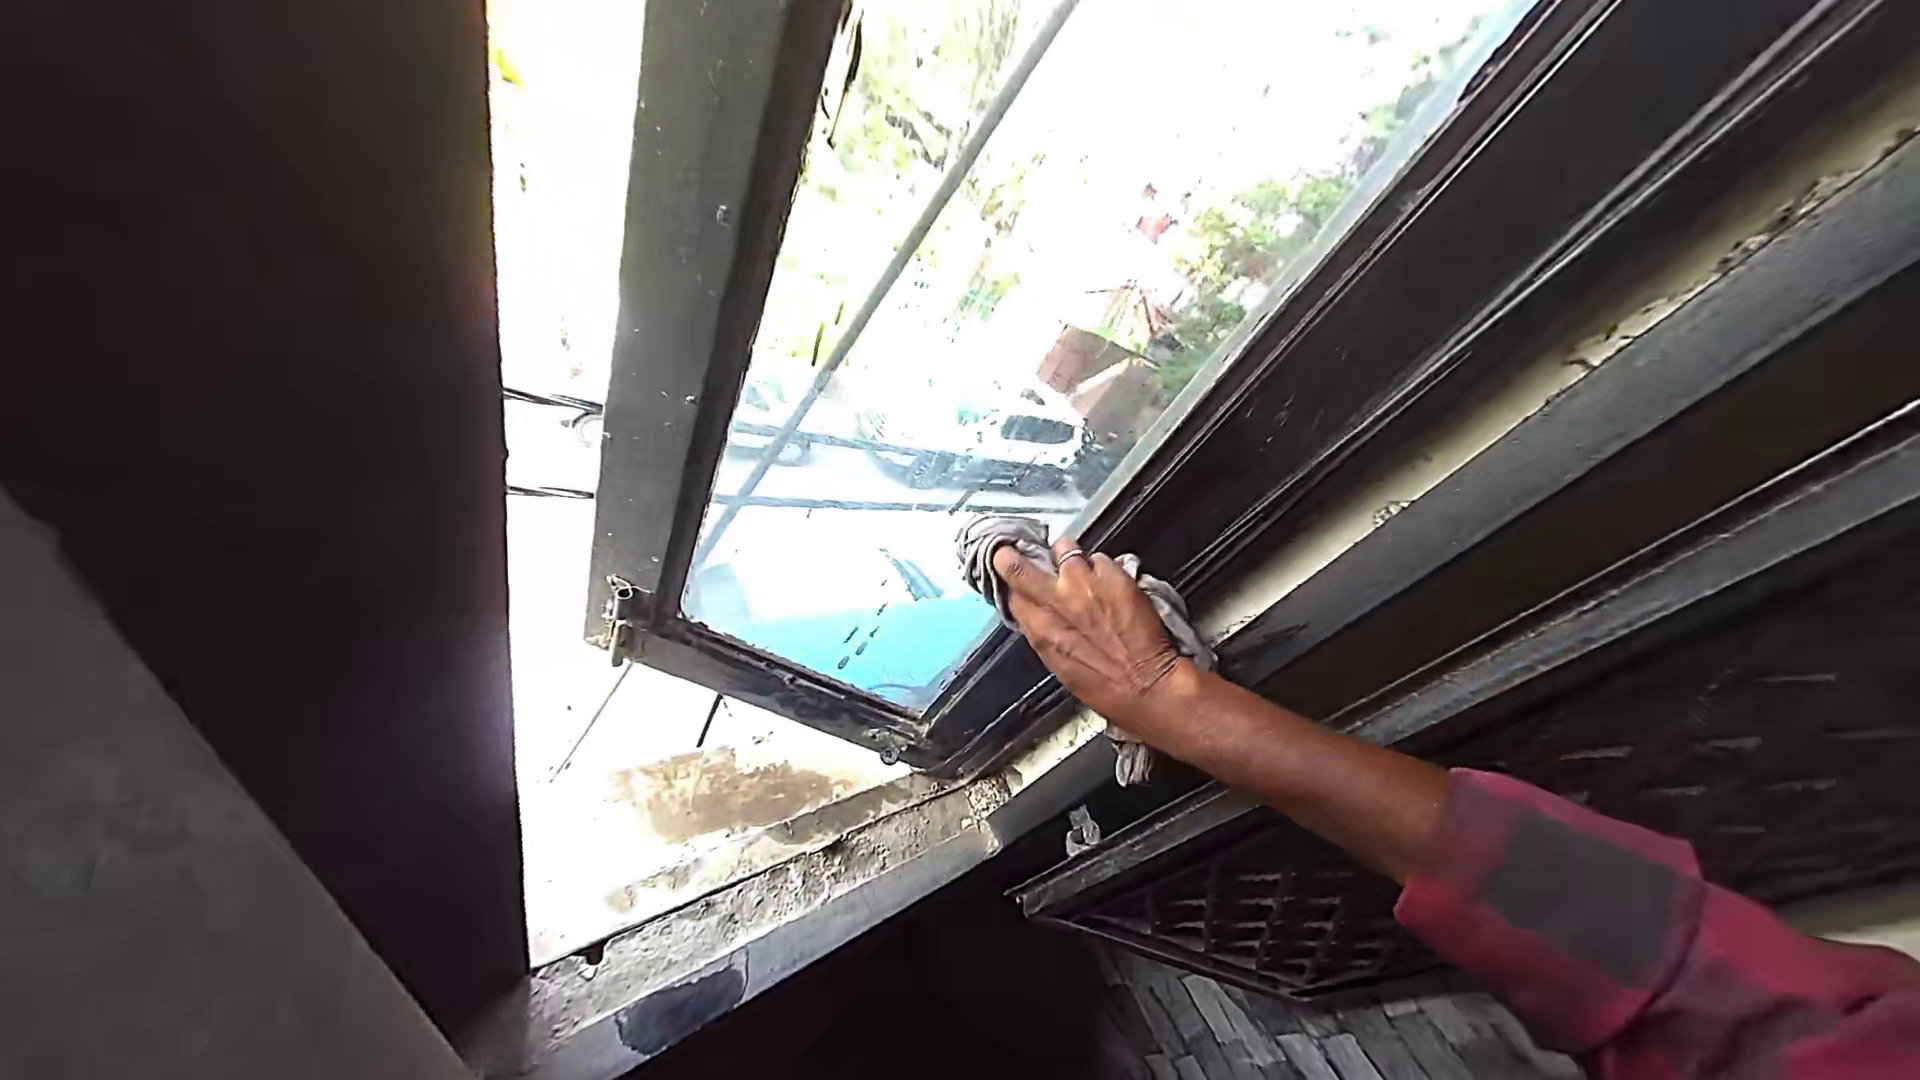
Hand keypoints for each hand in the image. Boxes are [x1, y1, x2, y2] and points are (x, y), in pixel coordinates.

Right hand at [991, 534, 1192, 735]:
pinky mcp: (1112, 575)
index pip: (1010, 592)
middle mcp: (1055, 601)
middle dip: (1013, 556)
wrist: (1146, 684)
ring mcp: (1083, 583)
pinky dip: (1102, 568)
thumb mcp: (1057, 662)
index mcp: (1039, 628)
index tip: (1017, 578)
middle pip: (1017, 564)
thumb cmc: (1105, 684)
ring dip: (1069, 557)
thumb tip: (1033, 609)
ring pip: (1063, 548)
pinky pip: (1100, 558)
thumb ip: (1041, 629)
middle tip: (1018, 553)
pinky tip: (1110, 585)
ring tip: (1081, 572)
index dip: (1014, 583)